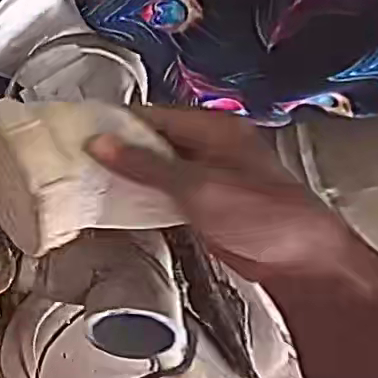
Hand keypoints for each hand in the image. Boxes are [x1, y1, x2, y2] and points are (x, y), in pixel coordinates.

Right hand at [85, 107, 377, 287]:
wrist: (302, 263)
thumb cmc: (263, 218)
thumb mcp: (196, 186)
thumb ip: (145, 165)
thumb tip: (100, 143)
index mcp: (214, 129)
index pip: (150, 115)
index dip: (113, 123)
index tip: (77, 133)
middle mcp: (208, 145)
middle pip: (148, 138)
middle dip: (113, 148)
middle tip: (75, 158)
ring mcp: (204, 173)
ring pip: (151, 164)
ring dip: (123, 171)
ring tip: (86, 177)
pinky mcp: (199, 200)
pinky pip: (158, 187)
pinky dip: (136, 191)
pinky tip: (114, 200)